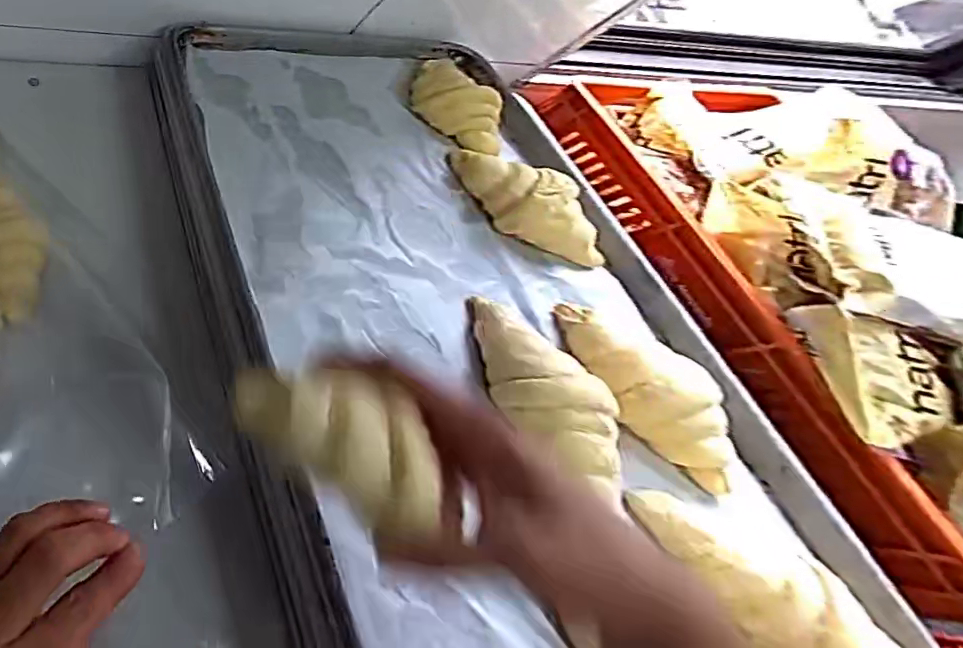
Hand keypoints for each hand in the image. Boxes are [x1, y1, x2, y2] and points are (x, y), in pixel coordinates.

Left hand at [0, 500, 145, 647]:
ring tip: (98, 512)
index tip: (137, 554)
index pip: (74, 611)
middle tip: (122, 533)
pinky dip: (36, 521)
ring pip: (19, 534)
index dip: (112, 579)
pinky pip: (2, 538)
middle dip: (90, 537)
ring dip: (63, 515)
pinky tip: (57, 521)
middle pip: (45, 559)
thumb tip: (109, 585)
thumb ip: (74, 640)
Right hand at [325, 356, 741, 647]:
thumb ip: (448, 548)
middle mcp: (475, 432)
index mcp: (482, 427)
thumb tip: (380, 547)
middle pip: (399, 397)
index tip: (314, 368)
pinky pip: (422, 464)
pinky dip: (393, 469)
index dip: (357, 364)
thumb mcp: (520, 552)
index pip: (406, 375)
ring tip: (334, 449)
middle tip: (311, 412)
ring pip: (409, 429)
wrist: (652, 598)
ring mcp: (479, 456)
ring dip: (370, 433)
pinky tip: (384, 498)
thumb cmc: (595, 559)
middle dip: (352, 398)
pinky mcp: (481, 484)